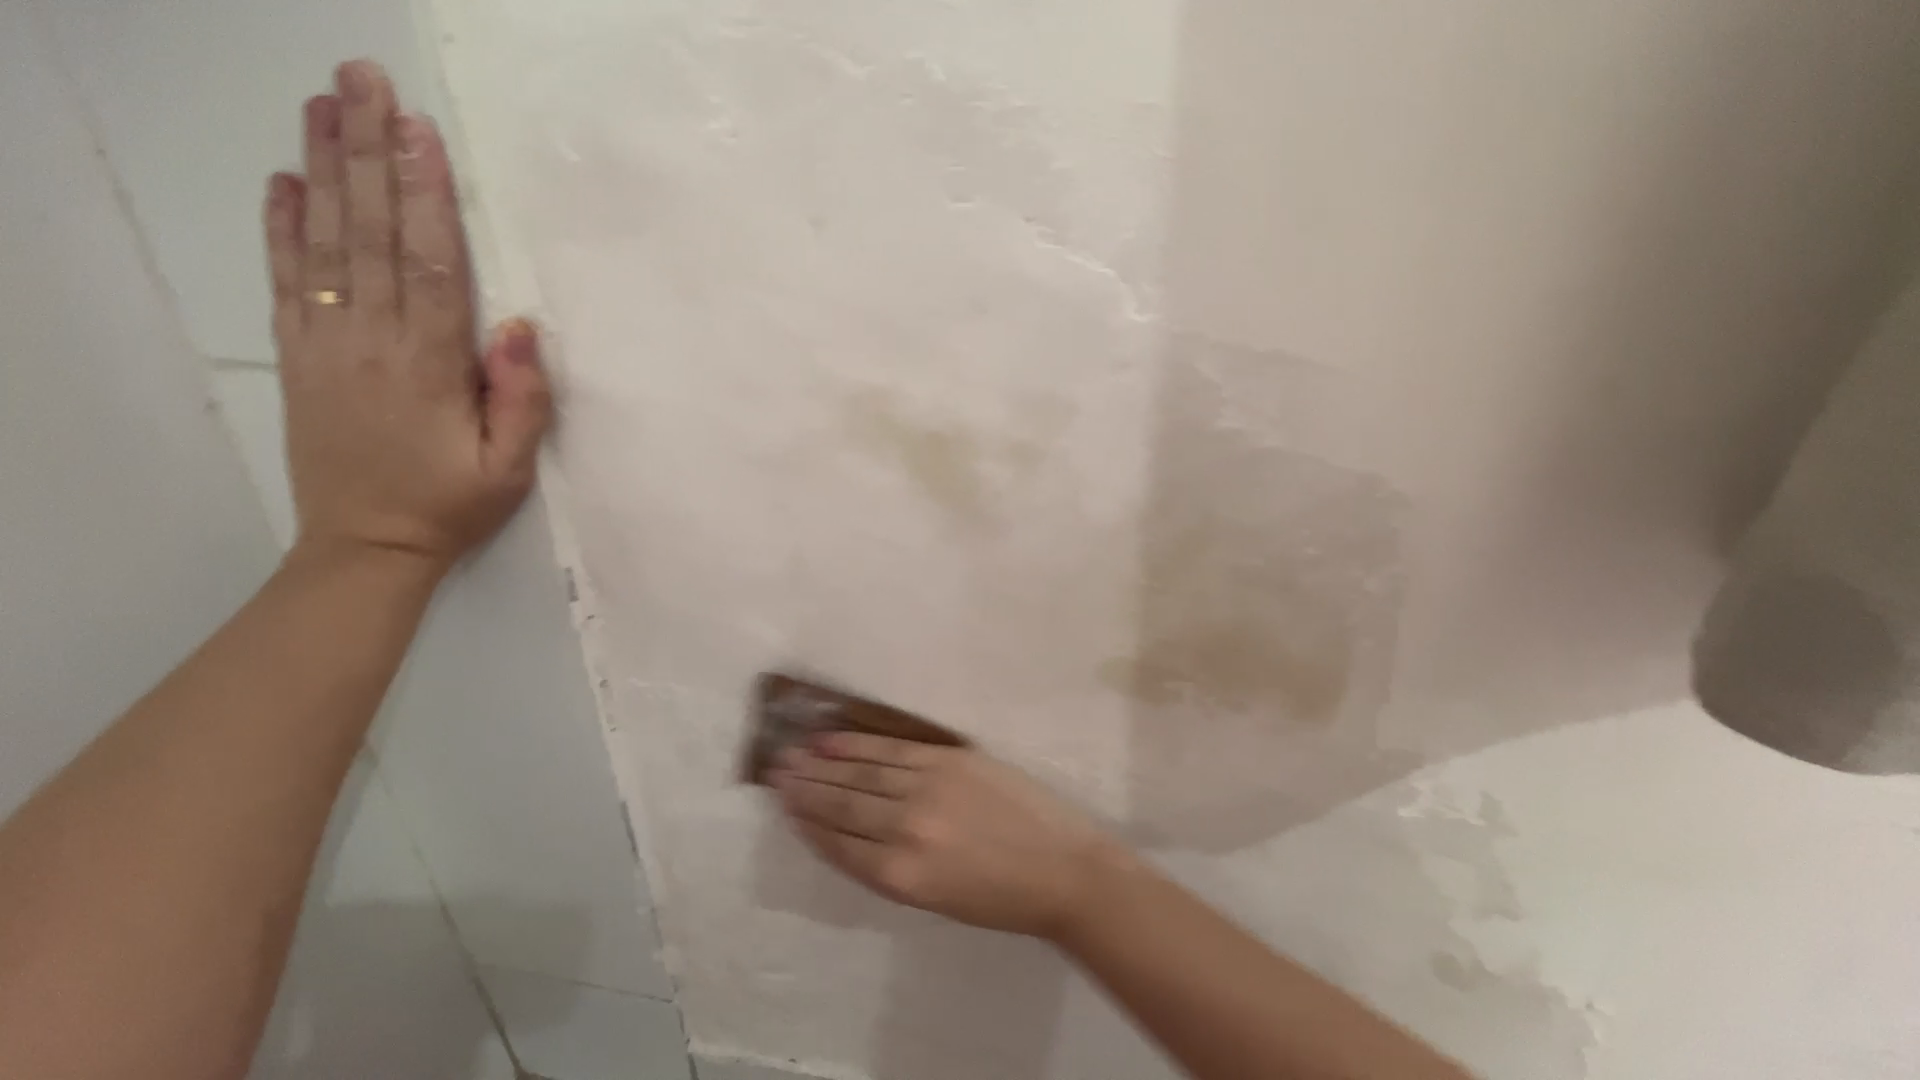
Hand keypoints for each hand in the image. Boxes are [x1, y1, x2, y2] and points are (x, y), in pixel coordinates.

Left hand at [266, 60, 550, 570]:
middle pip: (370, 233)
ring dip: (324, 171)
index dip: (425, 196)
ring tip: (324, 105)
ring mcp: (326, 344)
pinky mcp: (298, 356)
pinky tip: (284, 180)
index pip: (430, 265)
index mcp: (428, 366)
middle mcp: (370, 341)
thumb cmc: (450, 507)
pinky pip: (285, 281)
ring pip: (324, 244)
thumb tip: (520, 327)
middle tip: (363, 81)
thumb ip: (521, 402)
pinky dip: (280, 227)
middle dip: (369, 154)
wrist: (364, 548)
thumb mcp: (510, 470)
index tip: (419, 130)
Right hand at [771, 734, 1124, 939]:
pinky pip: (893, 751)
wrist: (1065, 871)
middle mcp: (906, 831)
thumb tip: (852, 835)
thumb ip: (891, 868)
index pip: (839, 846)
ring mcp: (929, 790)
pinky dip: (859, 745)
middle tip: (775, 771)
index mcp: (902, 877)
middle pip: (843, 805)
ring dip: (823, 763)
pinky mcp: (950, 761)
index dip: (808, 824)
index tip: (784, 805)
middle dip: (805, 789)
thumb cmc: (1003, 900)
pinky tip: (835, 740)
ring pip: (862, 774)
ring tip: (794, 753)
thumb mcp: (936, 901)